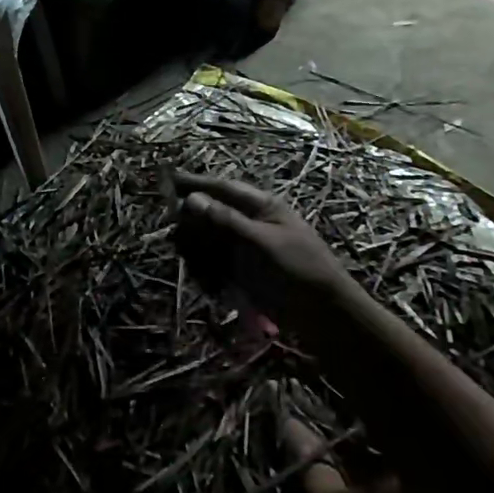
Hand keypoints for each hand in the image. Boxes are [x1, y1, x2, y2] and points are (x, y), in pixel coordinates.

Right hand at [172, 172, 357, 323]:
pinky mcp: (243, 270)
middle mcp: (251, 222)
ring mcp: (247, 247)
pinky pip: (216, 261)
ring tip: (186, 254)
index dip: (196, 183)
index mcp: (262, 206)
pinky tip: (202, 276)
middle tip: (174, 229)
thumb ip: (227, 220)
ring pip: (211, 237)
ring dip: (197, 245)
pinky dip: (206, 267)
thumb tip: (193, 198)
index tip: (169, 180)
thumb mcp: (262, 241)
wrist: (324, 312)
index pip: (223, 188)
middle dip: (192, 219)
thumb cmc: (299, 268)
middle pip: (213, 212)